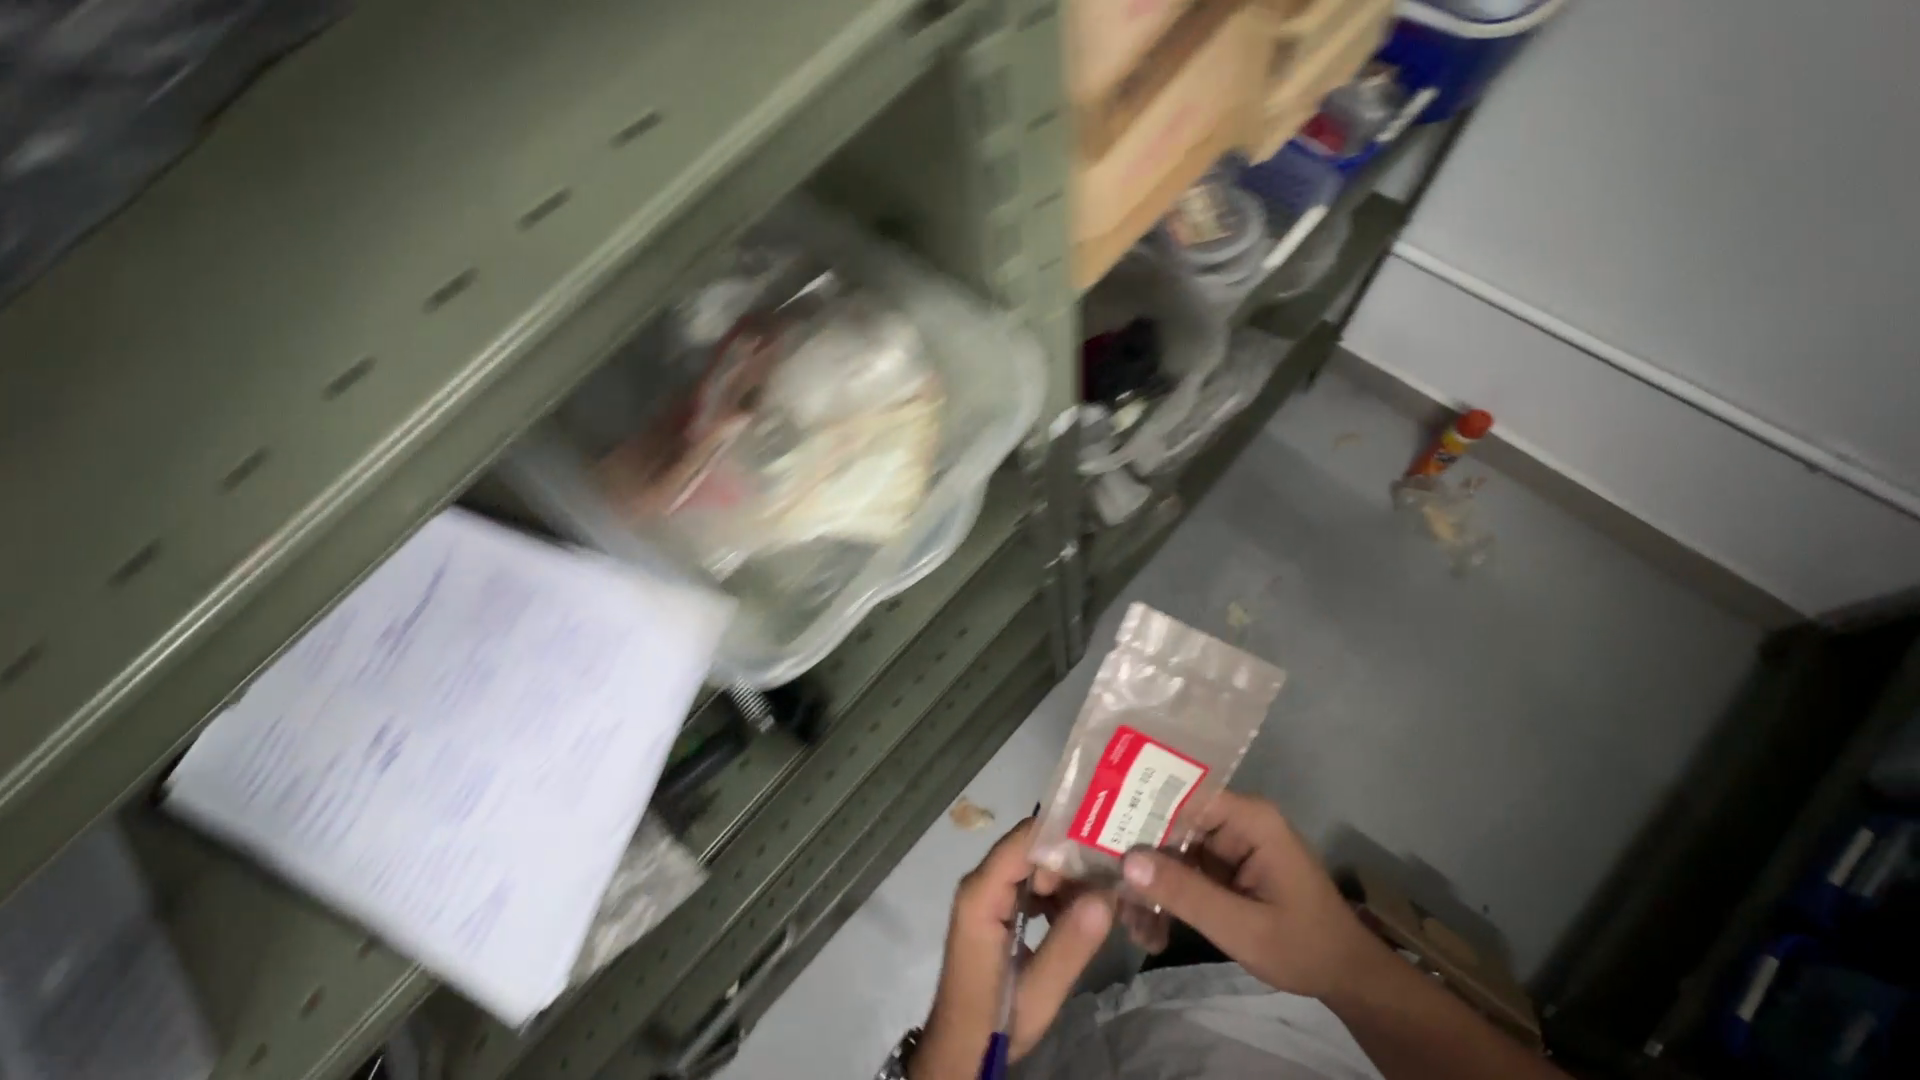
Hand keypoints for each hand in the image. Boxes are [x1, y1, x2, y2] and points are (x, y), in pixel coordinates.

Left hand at [912, 819, 1114, 1079]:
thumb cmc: (993, 1023)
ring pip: (1037, 866)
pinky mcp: (998, 909)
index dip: (1065, 834)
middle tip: (1121, 874)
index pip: (1024, 841)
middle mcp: (981, 884)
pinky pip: (1033, 885)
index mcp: (982, 896)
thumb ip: (1069, 945)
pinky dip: (1061, 894)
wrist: (959, 1050)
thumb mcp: (1037, 993)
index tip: (1109, 839)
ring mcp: (989, 895)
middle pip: (1034, 850)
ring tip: (1113, 893)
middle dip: (1077, 859)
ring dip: (1072, 878)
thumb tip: (1106, 895)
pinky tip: (1088, 912)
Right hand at [1119, 791, 1390, 1001]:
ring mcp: (1228, 845)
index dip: (1138, 810)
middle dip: (1138, 859)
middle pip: (1170, 824)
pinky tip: (1149, 931)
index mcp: (1248, 819)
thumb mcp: (1242, 927)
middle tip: (1107, 892)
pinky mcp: (1223, 868)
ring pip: (1170, 852)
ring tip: (1131, 926)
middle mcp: (1235, 821)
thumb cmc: (1304, 946)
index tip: (1096, 833)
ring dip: (1149, 886)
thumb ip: (1187, 893)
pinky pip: (1182, 872)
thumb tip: (1127, 861)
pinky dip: (1166, 898)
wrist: (1347, 978)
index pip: (1181, 796)